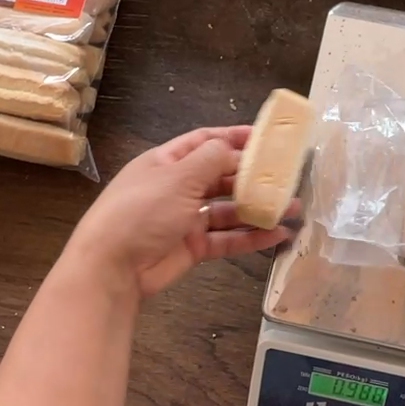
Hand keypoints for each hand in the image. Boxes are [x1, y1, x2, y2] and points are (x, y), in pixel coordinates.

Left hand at [67, 125, 294, 298]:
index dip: (233, 137)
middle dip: (252, 177)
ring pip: (228, 211)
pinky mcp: (193, 248)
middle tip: (286, 177)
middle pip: (220, 177)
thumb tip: (235, 148)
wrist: (113, 267)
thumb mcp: (177, 177)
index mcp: (166, 162)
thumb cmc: (141, 212)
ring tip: (291, 208)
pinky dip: (251, 237)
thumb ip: (211, 160)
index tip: (265, 138)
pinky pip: (227, 239)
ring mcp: (185, 219)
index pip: (204, 142)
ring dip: (258, 209)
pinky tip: (277, 235)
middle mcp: (177, 188)